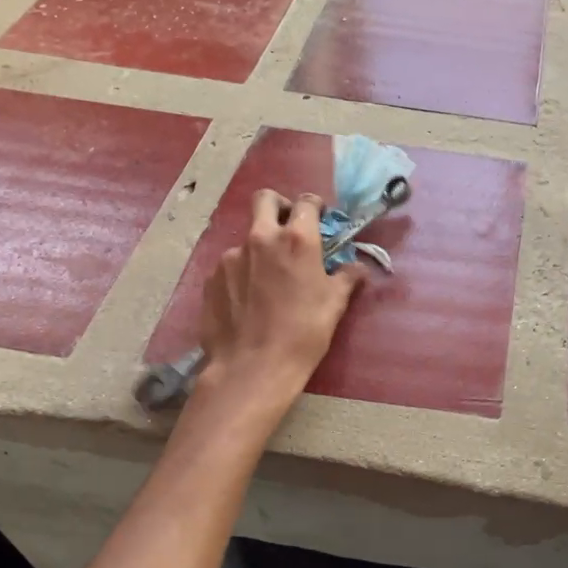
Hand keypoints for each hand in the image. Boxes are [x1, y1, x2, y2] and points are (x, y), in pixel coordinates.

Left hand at [196, 189, 367, 404]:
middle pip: (265, 199)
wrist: (252, 368)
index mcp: (297, 239)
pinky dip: (241, 273)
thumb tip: (356, 267)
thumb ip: (346, 277)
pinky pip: (230, 266)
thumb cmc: (303, 332)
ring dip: (260, 248)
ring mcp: (231, 256)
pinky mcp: (211, 278)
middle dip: (278, 207)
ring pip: (247, 238)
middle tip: (288, 230)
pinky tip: (247, 300)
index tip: (319, 220)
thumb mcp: (335, 304)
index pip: (306, 202)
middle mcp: (261, 238)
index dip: (315, 208)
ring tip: (267, 280)